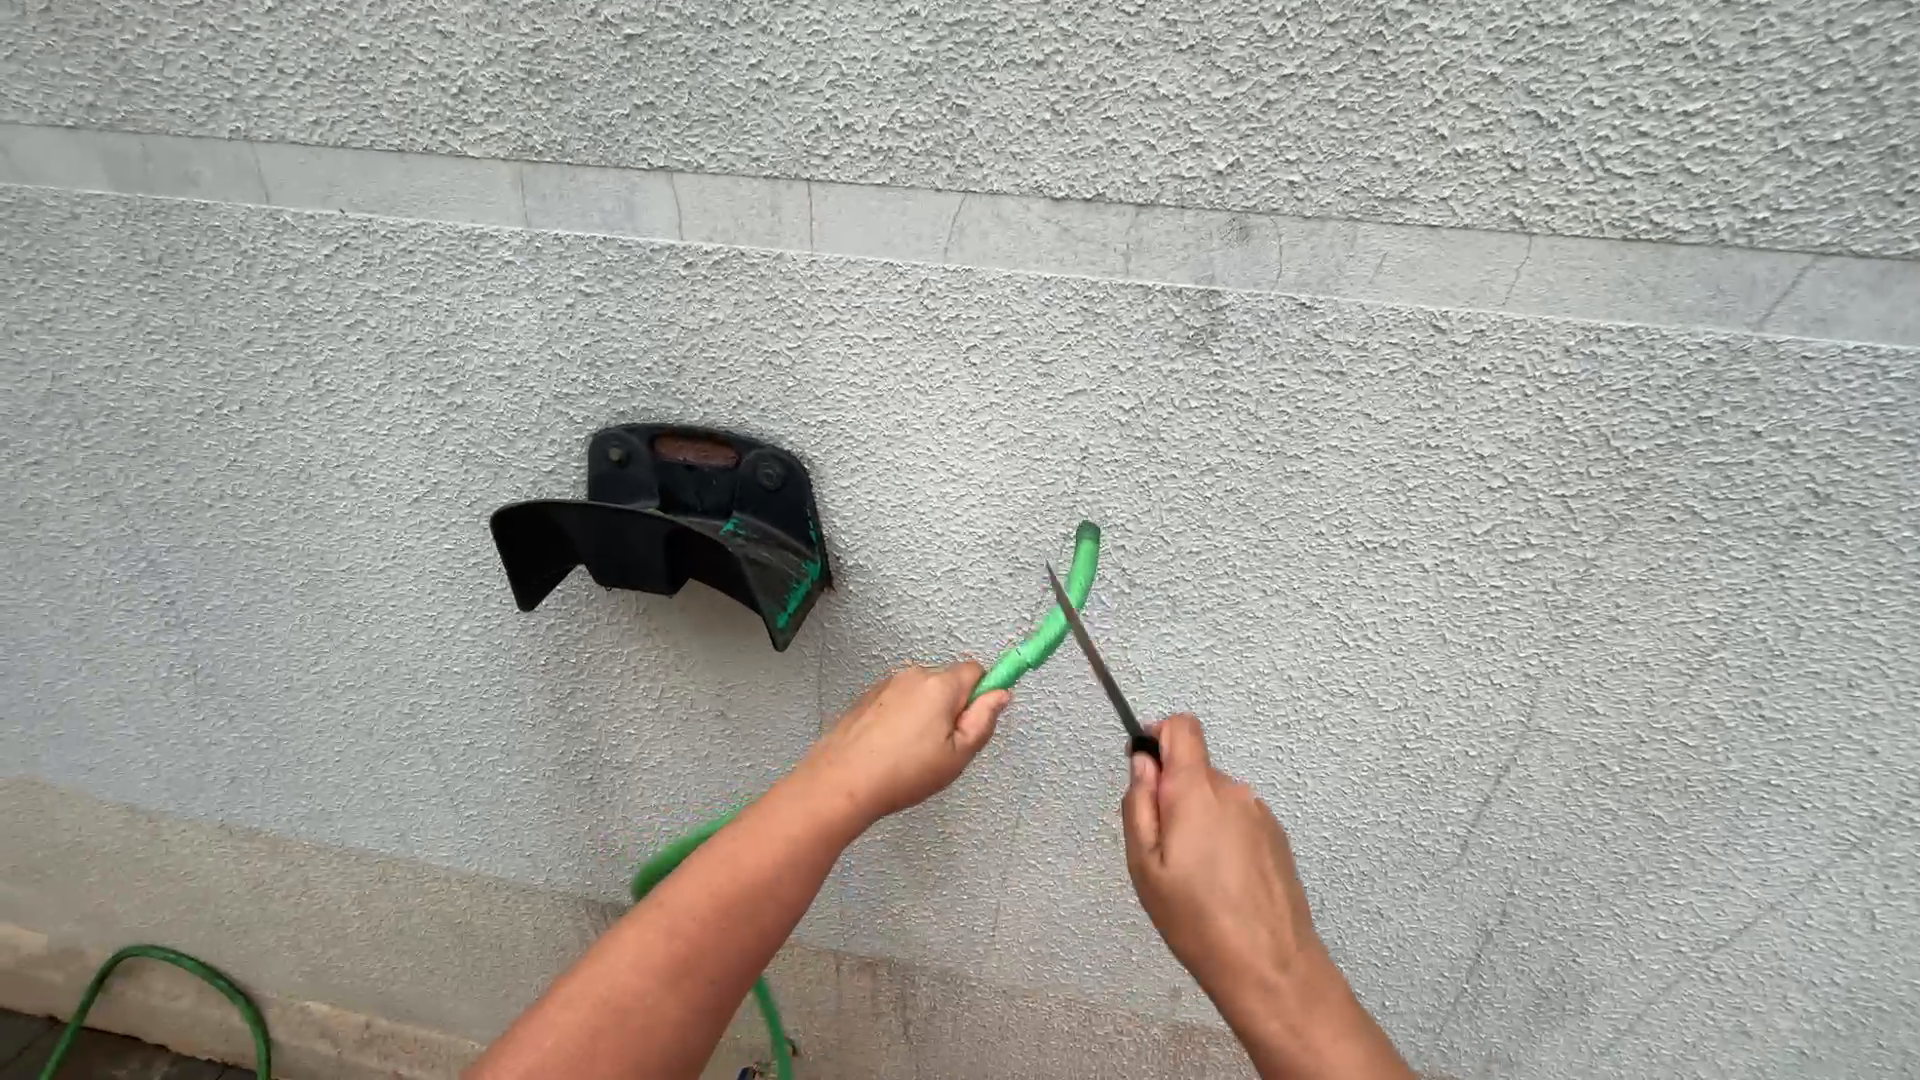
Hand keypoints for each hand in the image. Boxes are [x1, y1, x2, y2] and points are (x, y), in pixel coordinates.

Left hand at [793, 662, 1008, 826]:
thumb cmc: (900, 773)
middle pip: (948, 682)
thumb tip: (1000, 695)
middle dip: (953, 708)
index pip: (977, 671)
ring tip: (915, 753)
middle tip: (945, 746)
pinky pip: (898, 701)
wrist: (842, 782)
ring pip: (922, 693)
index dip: (983, 694)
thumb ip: (984, 720)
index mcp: (940, 686)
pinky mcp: (868, 698)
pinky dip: (902, 718)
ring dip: (926, 714)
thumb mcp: (958, 755)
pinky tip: (894, 749)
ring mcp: (887, 685)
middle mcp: (913, 676)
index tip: (979, 717)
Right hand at [1123, 714, 1412, 1078]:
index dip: (1158, 737)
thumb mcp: (1144, 866)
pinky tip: (1222, 883)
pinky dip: (1223, 836)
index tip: (1145, 773)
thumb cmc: (1197, 920)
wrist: (1272, 969)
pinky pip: (1238, 818)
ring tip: (1194, 874)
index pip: (1182, 726)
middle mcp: (1234, 791)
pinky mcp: (1277, 838)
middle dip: (1173, 794)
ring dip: (1199, 818)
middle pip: (1195, 768)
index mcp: (1198, 791)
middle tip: (1164, 849)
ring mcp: (1260, 814)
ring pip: (1215, 797)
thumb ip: (1139, 804)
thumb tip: (1142, 763)